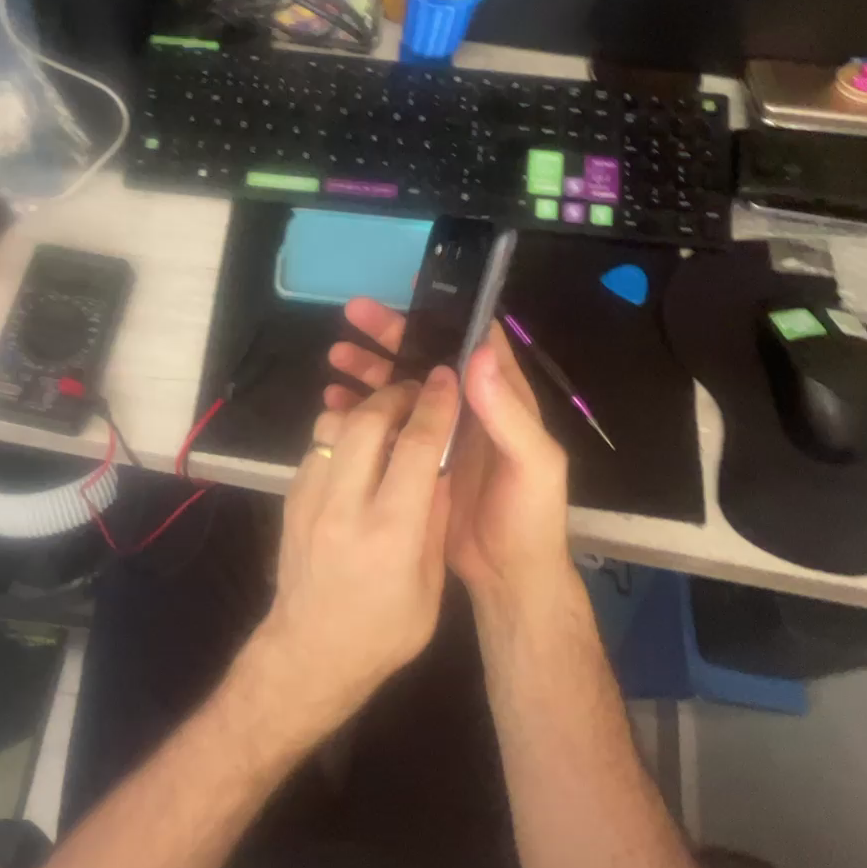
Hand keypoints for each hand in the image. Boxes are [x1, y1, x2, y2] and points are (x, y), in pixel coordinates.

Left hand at [248, 365, 461, 734]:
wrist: (310, 652)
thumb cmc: (384, 630)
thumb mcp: (430, 586)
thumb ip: (435, 520)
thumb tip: (440, 464)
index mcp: (390, 533)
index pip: (417, 449)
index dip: (436, 407)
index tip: (447, 380)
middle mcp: (344, 508)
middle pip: (367, 423)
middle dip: (395, 396)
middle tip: (415, 391)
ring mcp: (309, 502)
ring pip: (333, 428)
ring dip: (364, 412)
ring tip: (387, 416)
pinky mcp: (291, 500)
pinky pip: (317, 449)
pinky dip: (341, 436)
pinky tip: (359, 449)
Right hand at [325, 298, 573, 610]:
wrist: (507, 577)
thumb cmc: (529, 518)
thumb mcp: (532, 464)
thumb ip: (507, 412)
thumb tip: (476, 352)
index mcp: (501, 399)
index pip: (474, 339)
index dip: (445, 312)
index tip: (410, 290)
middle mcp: (470, 407)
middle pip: (428, 356)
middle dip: (392, 333)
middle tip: (353, 315)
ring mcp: (441, 433)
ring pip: (402, 386)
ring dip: (370, 368)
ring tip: (334, 357)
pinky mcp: (417, 458)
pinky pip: (386, 424)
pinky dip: (361, 410)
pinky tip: (334, 404)